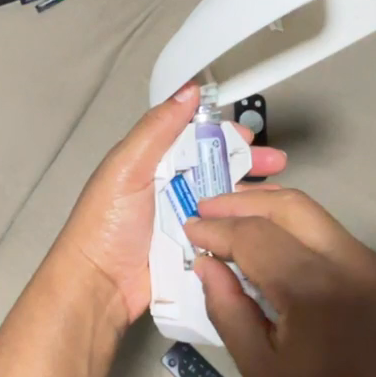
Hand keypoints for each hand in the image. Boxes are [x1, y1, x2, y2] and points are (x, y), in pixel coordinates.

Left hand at [52, 84, 285, 322]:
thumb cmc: (104, 226)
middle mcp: (168, 188)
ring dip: (251, 195)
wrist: (99, 287)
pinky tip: (265, 225)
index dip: (223, 135)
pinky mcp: (193, 250)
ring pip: (224, 201)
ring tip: (277, 195)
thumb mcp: (126, 168)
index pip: (194, 138)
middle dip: (248, 163)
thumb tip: (189, 90)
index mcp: (151, 163)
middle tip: (276, 164)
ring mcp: (182, 220)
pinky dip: (244, 227)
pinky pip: (224, 233)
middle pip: (216, 168)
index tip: (249, 137)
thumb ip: (157, 129)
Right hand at [185, 189, 375, 376]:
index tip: (189, 228)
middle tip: (207, 207)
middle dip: (243, 202)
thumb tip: (206, 262)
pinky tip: (274, 242)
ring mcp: (375, 263)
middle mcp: (350, 263)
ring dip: (271, 209)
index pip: (255, 237)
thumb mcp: (258, 367)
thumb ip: (227, 307)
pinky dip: (297, 230)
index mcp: (314, 291)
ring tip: (233, 215)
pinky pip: (334, 236)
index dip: (217, 229)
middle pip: (290, 207)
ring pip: (315, 214)